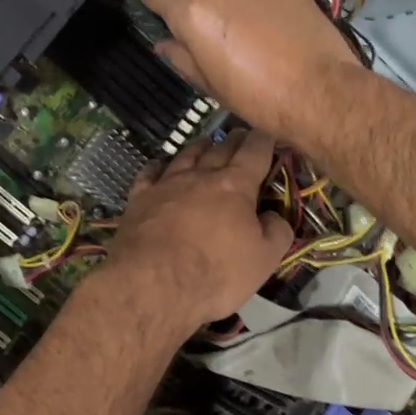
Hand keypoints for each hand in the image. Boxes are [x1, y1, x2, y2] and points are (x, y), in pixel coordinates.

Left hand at [100, 128, 294, 335]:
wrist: (153, 283)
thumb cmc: (215, 273)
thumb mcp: (264, 260)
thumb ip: (276, 232)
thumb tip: (274, 215)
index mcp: (235, 186)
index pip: (255, 153)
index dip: (264, 139)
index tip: (269, 131)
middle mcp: (200, 176)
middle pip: (220, 149)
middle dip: (234, 140)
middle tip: (241, 134)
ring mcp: (166, 184)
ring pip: (186, 156)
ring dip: (200, 147)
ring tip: (207, 142)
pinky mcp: (139, 198)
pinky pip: (149, 172)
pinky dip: (158, 165)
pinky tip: (160, 164)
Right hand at [133, 0, 358, 136]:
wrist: (321, 91)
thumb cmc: (258, 97)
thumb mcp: (209, 85)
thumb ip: (181, 57)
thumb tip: (166, 43)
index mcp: (193, 12)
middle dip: (200, 12)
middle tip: (216, 44)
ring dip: (231, 8)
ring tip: (253, 41)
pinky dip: (259, 5)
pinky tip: (275, 31)